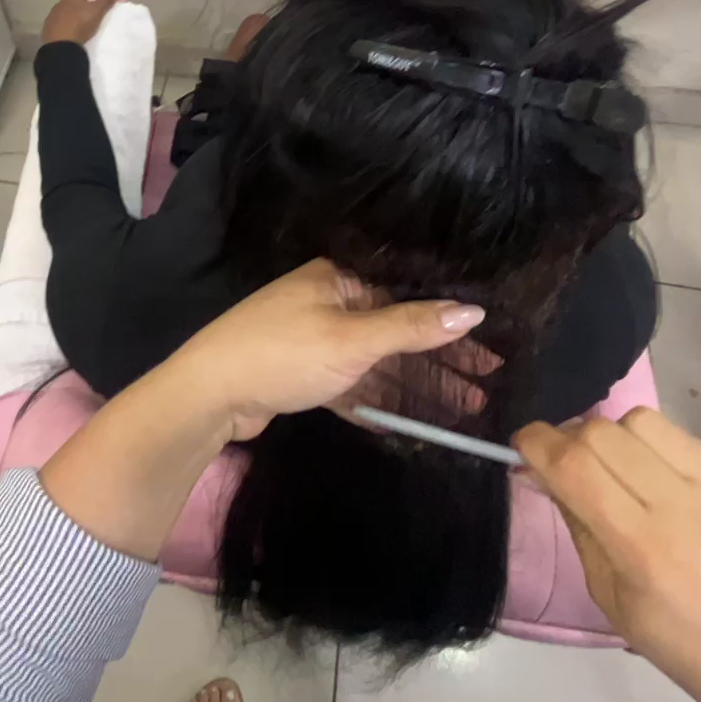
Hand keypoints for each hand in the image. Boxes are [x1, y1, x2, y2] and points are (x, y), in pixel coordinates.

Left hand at [41, 0, 120, 44]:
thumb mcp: (97, 11)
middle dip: (82, 9)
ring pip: (66, 14)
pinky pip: (59, 26)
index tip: (99, 11)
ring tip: (81, 30)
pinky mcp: (48, 29)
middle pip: (74, 3)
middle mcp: (60, 2)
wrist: (61, 45)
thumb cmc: (81, 24)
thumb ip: (107, 0)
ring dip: (73, 19)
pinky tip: (70, 36)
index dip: (93, 1)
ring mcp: (52, 16)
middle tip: (91, 21)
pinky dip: (65, 28)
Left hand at [167, 259, 483, 440]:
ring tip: (466, 408)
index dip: (450, 321)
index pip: (408, 295)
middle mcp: (330, 302)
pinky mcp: (305, 373)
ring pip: (377, 361)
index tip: (492, 346)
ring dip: (417, 384)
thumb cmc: (283, 353)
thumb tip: (472, 309)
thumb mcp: (352, 339)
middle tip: (489, 385)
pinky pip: (354, 385)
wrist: (208, 392)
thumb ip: (411, 327)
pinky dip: (381, 401)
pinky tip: (414, 422)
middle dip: (440, 359)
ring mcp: (316, 339)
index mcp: (340, 279)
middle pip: (397, 329)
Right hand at [513, 409, 700, 701]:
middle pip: (600, 432)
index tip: (523, 446)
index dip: (536, 443)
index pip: (573, 465)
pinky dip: (656, 447)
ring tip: (621, 468)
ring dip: (614, 436)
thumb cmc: (686, 646)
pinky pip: (683, 436)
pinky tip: (664, 480)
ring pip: (641, 419)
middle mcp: (687, 511)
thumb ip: (576, 523)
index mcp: (646, 551)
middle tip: (568, 462)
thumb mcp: (610, 596)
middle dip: (568, 438)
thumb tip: (539, 469)